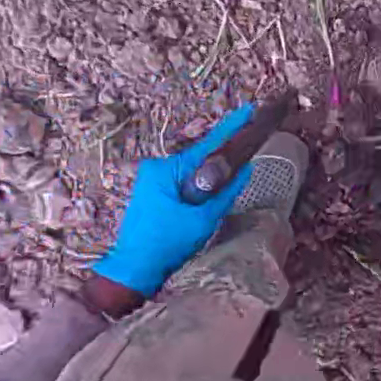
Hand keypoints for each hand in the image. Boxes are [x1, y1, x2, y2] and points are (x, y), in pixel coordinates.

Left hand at [92, 104, 253, 295]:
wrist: (132, 270)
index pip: (208, 144)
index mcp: (168, 170)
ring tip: (219, 196)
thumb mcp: (204, 218)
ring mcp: (151, 180)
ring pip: (192, 173)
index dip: (231, 127)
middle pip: (200, 158)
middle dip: (221, 161)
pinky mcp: (151, 192)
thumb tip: (245, 169)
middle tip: (244, 157)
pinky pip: (182, 182)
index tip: (249, 110)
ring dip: (208, 180)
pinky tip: (203, 203)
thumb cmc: (167, 244)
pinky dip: (197, 188)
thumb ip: (227, 192)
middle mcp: (157, 168)